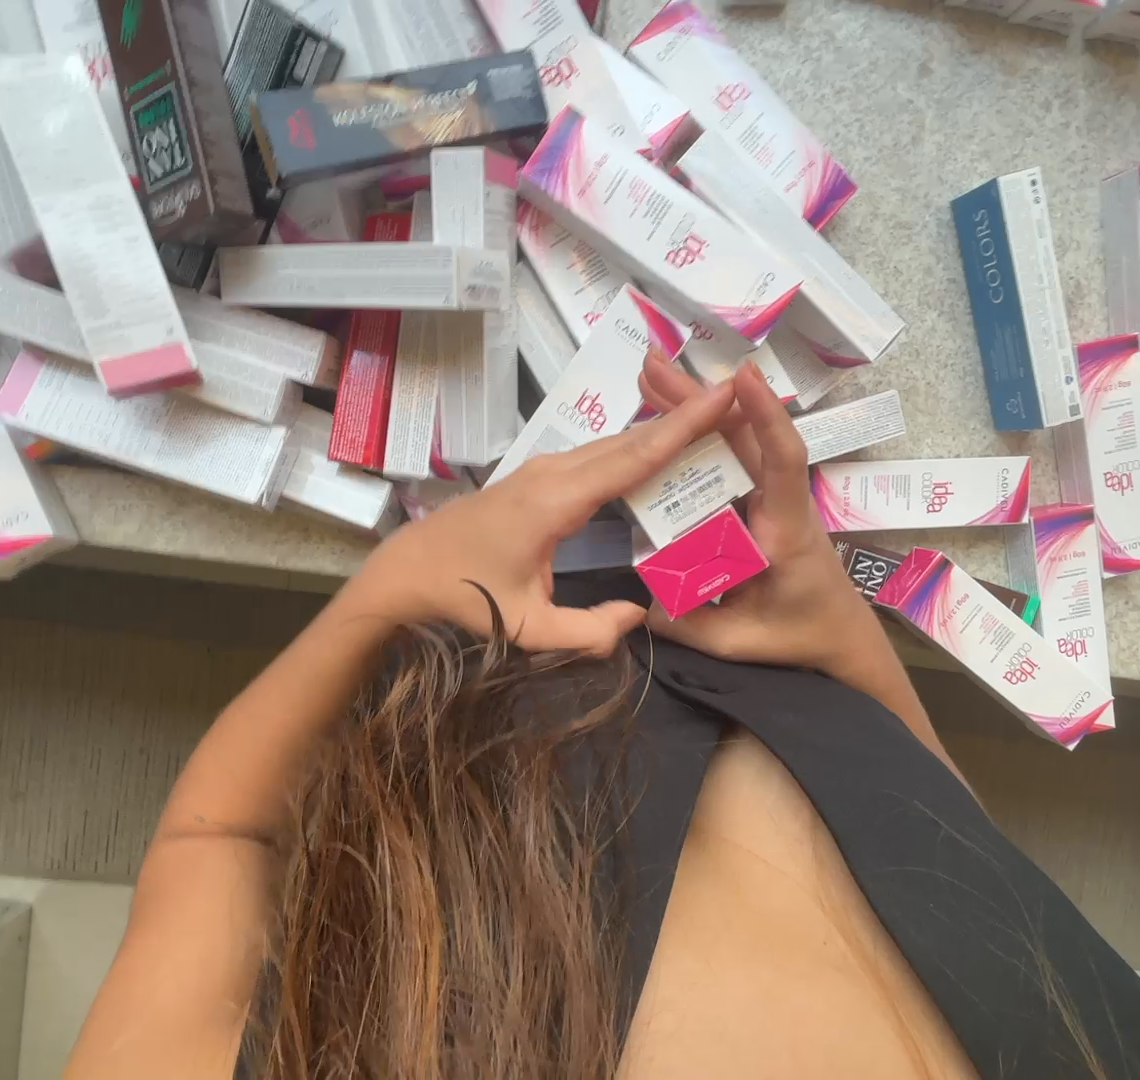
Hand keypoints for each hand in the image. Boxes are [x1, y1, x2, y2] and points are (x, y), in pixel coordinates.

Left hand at [340, 378, 738, 654]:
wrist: (406, 571)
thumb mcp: (525, 627)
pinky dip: (632, 449)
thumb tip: (637, 615)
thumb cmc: (462, 597)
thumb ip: (587, 632)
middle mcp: (552, 473)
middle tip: (733, 399)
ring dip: (658, 431)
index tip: (722, 396)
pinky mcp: (536, 477)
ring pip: (612, 444)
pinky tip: (654, 452)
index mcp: (555, 501)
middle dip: (682, 418)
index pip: (632, 457)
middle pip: (628, 440)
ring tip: (707, 419)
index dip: (682, 427)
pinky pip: (596, 456)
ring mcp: (541, 470)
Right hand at [635, 358, 879, 678]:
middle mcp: (777, 503)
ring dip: (693, 413)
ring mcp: (766, 500)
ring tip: (651, 382)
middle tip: (653, 368)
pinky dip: (696, 442)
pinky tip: (665, 430)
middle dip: (698, 401)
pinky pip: (726, 465)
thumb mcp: (740, 642)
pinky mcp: (754, 505)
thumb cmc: (800, 636)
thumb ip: (690, 626)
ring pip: (732, 444)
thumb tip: (641, 606)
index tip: (741, 377)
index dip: (766, 417)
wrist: (839, 638)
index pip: (782, 462)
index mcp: (784, 529)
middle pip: (743, 439)